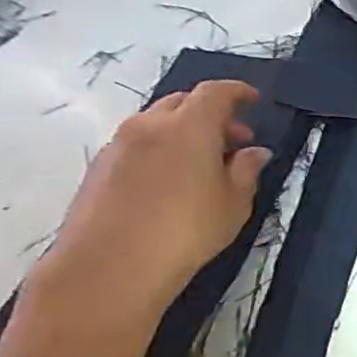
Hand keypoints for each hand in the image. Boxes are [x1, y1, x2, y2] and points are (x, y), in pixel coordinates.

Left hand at [0, 81, 271, 356]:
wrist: (111, 265)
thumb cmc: (187, 230)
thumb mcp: (234, 203)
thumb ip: (247, 170)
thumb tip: (255, 152)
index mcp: (188, 127)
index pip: (215, 93)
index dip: (237, 91)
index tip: (253, 98)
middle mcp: (150, 125)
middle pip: (183, 102)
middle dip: (213, 113)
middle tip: (236, 140)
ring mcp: (120, 144)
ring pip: (159, 122)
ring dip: (186, 131)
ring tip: (207, 163)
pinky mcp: (102, 166)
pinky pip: (140, 142)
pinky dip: (164, 147)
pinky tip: (176, 180)